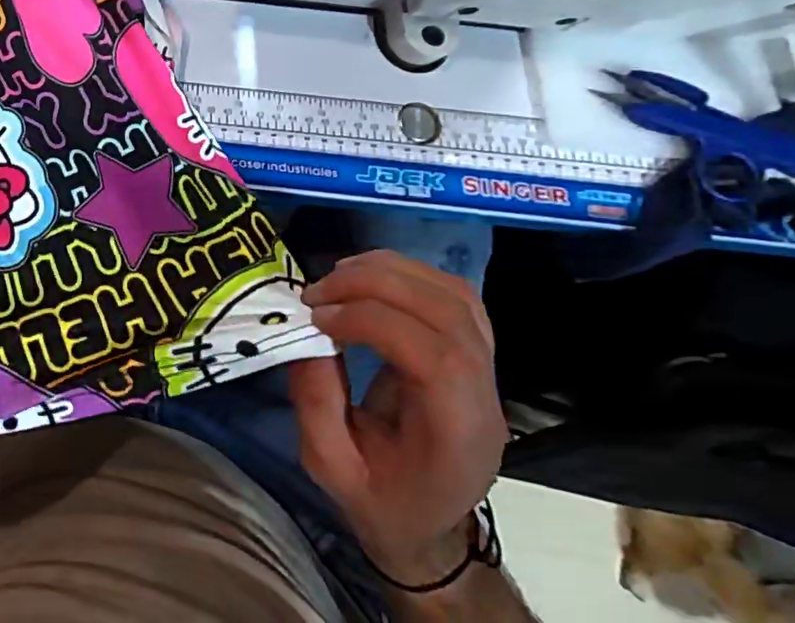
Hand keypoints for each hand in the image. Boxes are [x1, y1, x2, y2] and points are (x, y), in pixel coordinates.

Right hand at [288, 251, 505, 583]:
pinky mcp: (476, 352)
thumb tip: (306, 336)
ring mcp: (488, 371)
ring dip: (391, 271)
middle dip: (375, 285)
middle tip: (317, 291)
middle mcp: (484, 396)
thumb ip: (315, 404)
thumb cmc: (380, 501)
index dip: (373, 321)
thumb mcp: (330, 467)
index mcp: (456, 435)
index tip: (317, 318)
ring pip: (455, 295)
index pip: (436, 356)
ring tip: (337, 278)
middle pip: (448, 313)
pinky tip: (369, 278)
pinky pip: (454, 296)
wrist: (428, 523)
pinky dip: (409, 274)